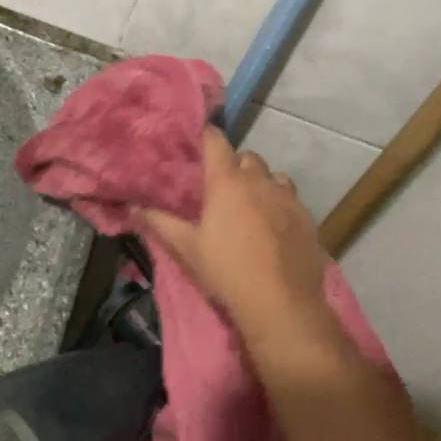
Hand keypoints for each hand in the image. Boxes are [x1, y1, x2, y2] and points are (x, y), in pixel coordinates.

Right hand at [142, 128, 337, 352]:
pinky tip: (274, 227)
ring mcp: (287, 198)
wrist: (281, 303)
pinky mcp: (307, 218)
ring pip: (274, 176)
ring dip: (262, 182)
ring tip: (252, 204)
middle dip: (235, 165)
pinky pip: (292, 199)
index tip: (198, 142)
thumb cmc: (227, 270)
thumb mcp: (187, 248)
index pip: (215, 141)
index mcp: (226, 181)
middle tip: (222, 187)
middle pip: (247, 157)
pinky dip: (281, 204)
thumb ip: (160, 222)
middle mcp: (258, 181)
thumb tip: (133, 207)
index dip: (206, 136)